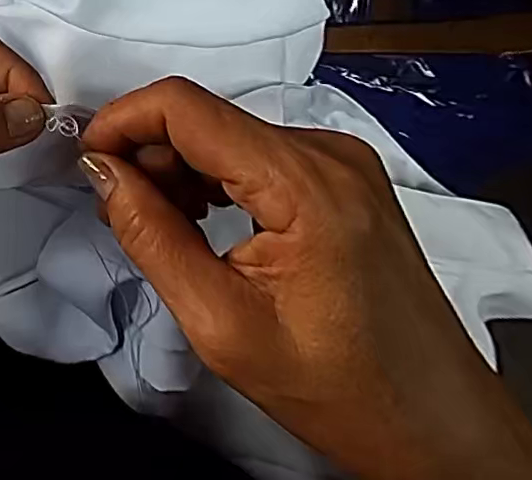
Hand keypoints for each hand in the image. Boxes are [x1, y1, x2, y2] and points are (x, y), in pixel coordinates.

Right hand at [79, 78, 531, 479]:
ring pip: (229, 130)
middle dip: (150, 149)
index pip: (187, 106)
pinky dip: (218, 173)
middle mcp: (326, 149)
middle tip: (123, 203)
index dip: (125, 118)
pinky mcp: (342, 170)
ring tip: (166, 222)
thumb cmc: (342, 390)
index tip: (90, 154)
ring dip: (183, 164)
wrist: (441, 425)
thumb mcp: (222, 325)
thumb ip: (150, 235)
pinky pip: (258, 150)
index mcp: (304, 182)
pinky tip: (205, 216)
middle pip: (207, 115)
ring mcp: (340, 155)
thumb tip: (102, 170)